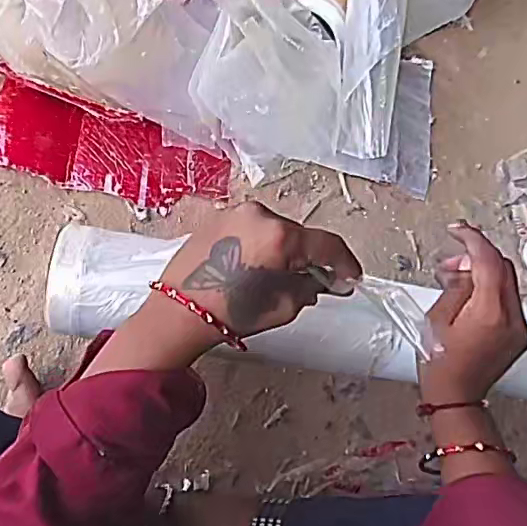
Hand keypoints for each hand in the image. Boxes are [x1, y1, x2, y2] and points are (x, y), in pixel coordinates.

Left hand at [84, 202, 361, 376]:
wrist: (177, 312)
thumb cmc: (226, 313)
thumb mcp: (282, 307)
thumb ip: (308, 288)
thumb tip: (319, 280)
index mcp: (279, 235)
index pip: (326, 245)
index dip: (343, 264)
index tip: (349, 277)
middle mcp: (258, 215)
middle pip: (298, 235)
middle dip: (309, 258)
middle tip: (315, 282)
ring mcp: (234, 213)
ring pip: (273, 231)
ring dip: (282, 251)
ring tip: (276, 278)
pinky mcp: (216, 218)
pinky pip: (249, 229)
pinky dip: (259, 245)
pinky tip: (254, 268)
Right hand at [419, 224, 526, 403]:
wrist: (456, 397)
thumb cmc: (440, 365)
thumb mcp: (436, 320)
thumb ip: (455, 288)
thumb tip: (463, 269)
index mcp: (489, 313)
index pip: (489, 261)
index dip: (473, 239)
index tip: (458, 230)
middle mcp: (512, 318)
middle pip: (502, 269)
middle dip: (477, 257)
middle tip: (450, 263)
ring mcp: (520, 327)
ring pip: (506, 284)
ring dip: (483, 275)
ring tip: (455, 283)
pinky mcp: (519, 335)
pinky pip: (508, 302)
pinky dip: (490, 292)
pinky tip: (469, 300)